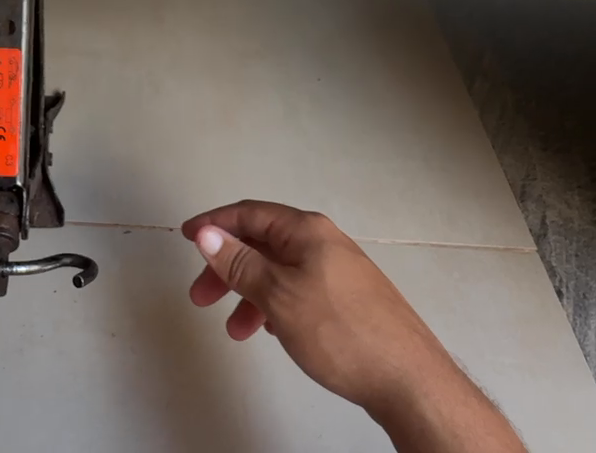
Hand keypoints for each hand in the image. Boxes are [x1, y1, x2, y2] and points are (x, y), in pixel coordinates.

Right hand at [182, 200, 525, 452]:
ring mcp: (338, 270)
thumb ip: (239, 263)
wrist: (410, 381)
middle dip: (227, 266)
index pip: (249, 214)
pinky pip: (297, 289)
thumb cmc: (339, 331)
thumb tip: (207, 233)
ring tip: (234, 328)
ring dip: (249, 292)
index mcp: (306, 230)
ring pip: (279, 270)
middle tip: (200, 296)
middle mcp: (323, 241)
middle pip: (262, 243)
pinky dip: (274, 304)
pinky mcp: (348, 299)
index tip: (186, 237)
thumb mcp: (278, 295)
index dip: (214, 223)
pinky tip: (269, 329)